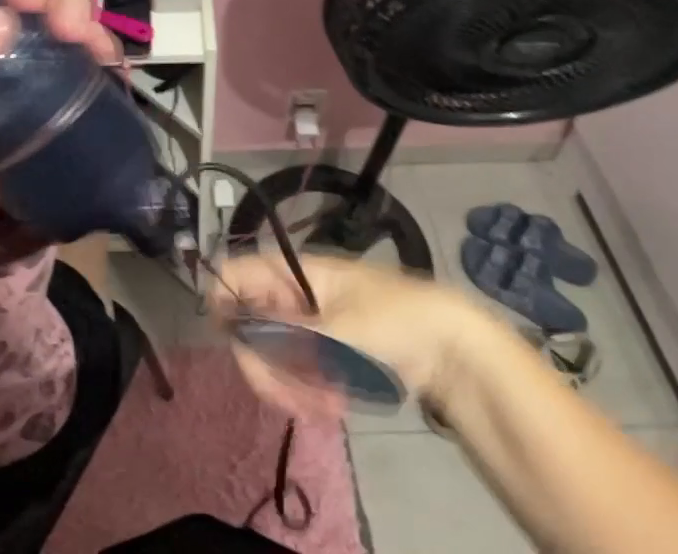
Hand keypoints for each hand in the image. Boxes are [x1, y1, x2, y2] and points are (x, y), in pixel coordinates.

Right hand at [210, 254, 501, 414]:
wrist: (454, 349)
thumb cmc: (397, 321)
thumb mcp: (338, 327)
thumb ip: (283, 330)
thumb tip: (235, 327)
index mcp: (298, 272)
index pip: (240, 273)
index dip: (222, 298)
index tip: (227, 337)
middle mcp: (297, 294)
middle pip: (251, 324)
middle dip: (266, 364)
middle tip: (287, 396)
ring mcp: (311, 325)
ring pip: (273, 355)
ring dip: (291, 384)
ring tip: (326, 405)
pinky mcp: (326, 353)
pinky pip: (298, 372)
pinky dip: (309, 391)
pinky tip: (334, 405)